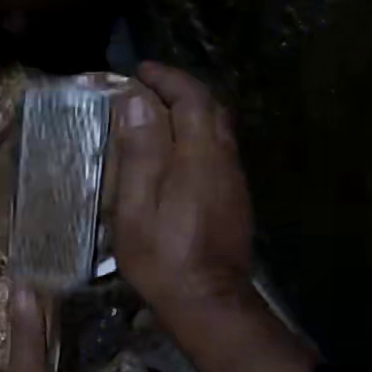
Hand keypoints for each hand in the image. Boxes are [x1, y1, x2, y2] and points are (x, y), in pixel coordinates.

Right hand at [109, 61, 317, 371]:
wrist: (207, 300)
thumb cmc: (162, 257)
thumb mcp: (136, 206)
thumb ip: (140, 151)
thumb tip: (139, 100)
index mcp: (198, 154)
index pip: (190, 97)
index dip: (166, 79)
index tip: (140, 71)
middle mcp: (224, 159)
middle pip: (210, 108)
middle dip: (181, 91)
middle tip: (149, 90)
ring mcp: (234, 181)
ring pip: (219, 131)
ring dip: (192, 114)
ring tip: (160, 118)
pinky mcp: (236, 200)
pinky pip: (220, 153)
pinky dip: (198, 138)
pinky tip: (179, 155)